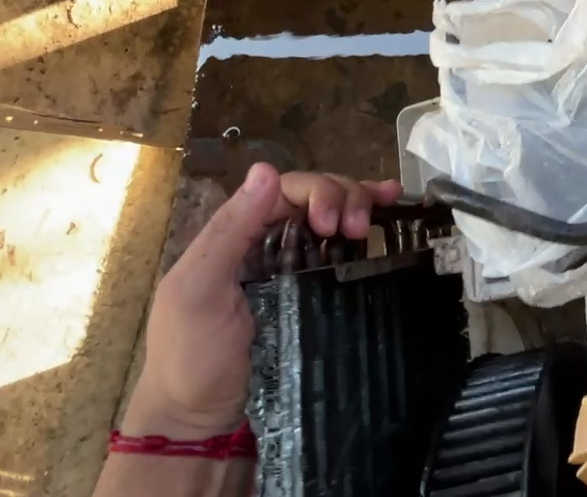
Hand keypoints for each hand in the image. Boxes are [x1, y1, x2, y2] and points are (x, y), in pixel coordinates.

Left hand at [121, 164, 402, 438]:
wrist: (206, 419)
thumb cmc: (193, 355)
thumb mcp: (195, 290)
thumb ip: (228, 230)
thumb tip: (266, 168)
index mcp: (239, 231)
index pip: (287, 188)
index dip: (318, 193)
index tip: (333, 224)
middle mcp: (271, 236)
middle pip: (318, 193)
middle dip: (345, 197)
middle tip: (359, 228)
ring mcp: (300, 259)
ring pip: (338, 208)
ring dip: (363, 201)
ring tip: (379, 216)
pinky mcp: (323, 283)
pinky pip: (349, 239)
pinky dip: (373, 215)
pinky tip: (393, 204)